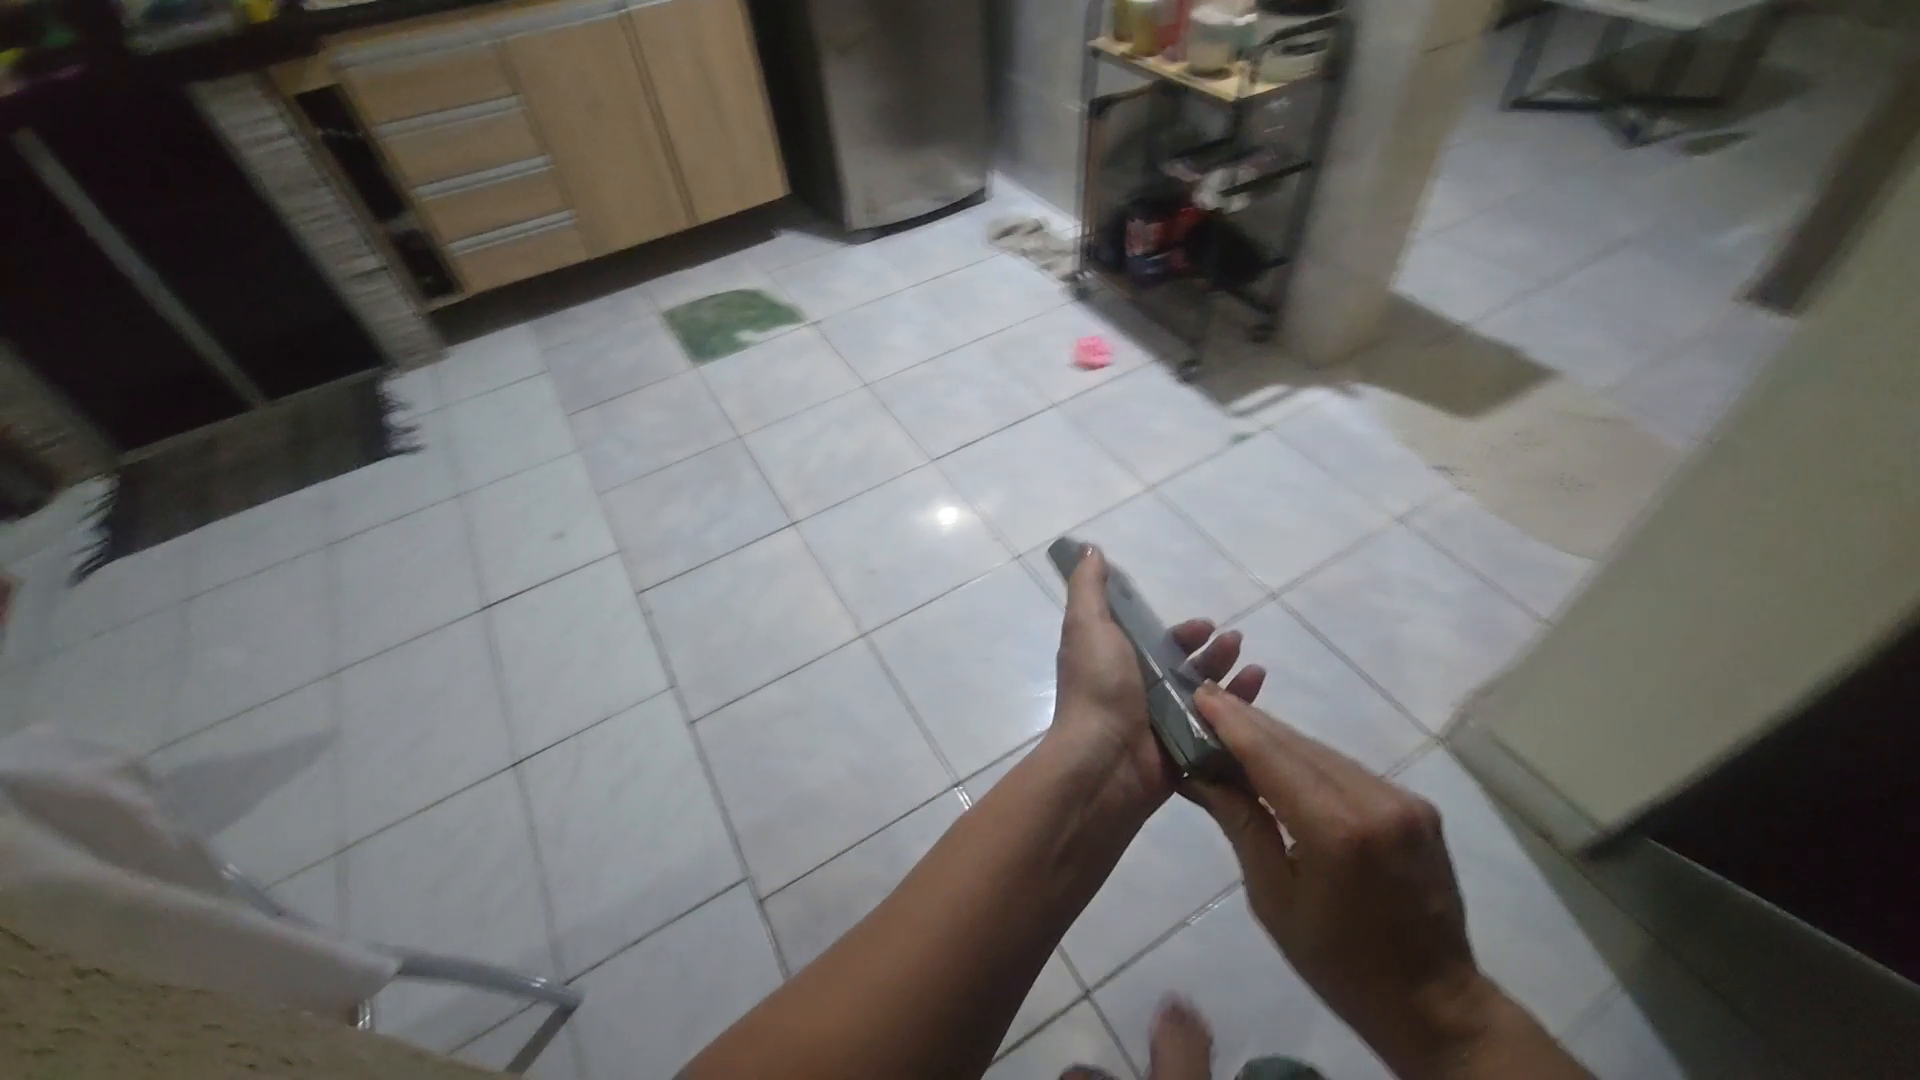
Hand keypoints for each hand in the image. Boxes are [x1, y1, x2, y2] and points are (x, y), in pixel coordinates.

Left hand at [1049, 546, 1265, 816]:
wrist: (1104, 763)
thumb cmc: (1097, 688)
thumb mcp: (1087, 626)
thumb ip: (1089, 589)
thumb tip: (1089, 549)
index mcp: (1115, 662)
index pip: (1154, 642)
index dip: (1182, 632)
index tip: (1205, 625)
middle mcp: (1138, 691)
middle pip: (1185, 667)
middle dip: (1212, 652)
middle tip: (1234, 642)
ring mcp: (1161, 724)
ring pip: (1205, 695)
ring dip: (1229, 675)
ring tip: (1251, 667)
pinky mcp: (1184, 752)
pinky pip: (1218, 727)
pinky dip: (1239, 708)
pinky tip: (1256, 690)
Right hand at [1186, 684, 1503, 1079]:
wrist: (1432, 1000)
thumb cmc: (1336, 960)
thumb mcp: (1272, 897)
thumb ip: (1241, 823)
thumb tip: (1198, 773)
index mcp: (1337, 831)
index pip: (1272, 757)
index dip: (1234, 723)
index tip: (1201, 694)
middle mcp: (1376, 802)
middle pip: (1298, 746)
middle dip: (1251, 724)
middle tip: (1208, 703)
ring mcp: (1403, 801)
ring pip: (1324, 752)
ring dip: (1278, 739)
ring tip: (1234, 728)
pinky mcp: (1417, 807)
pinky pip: (1349, 770)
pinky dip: (1310, 761)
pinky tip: (1281, 760)